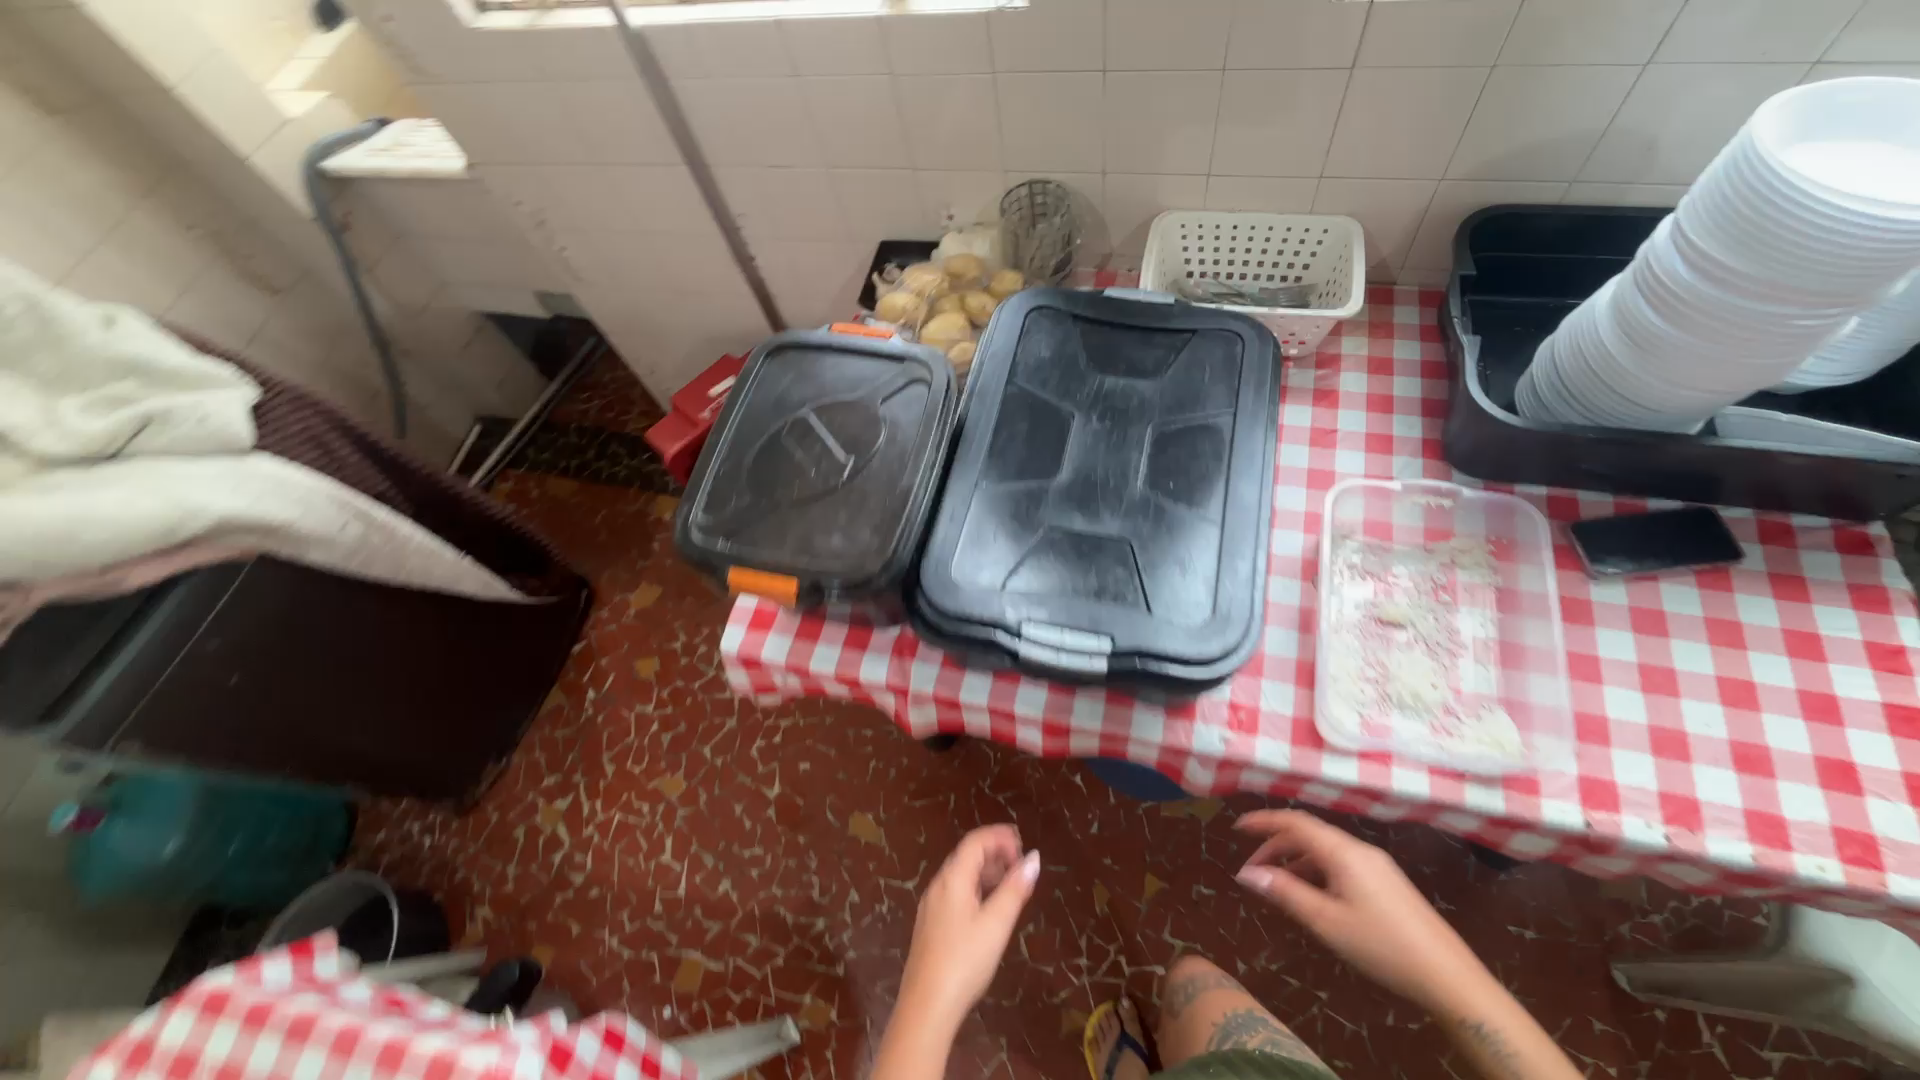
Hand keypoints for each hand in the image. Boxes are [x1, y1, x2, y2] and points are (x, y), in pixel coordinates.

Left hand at [896, 825, 1040, 1030]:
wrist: (926, 1006)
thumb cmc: (965, 960)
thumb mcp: (996, 924)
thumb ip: (1015, 889)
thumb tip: (1034, 858)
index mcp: (952, 879)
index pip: (975, 842)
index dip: (999, 836)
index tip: (1022, 842)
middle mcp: (938, 886)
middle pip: (966, 857)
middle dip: (995, 854)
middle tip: (1021, 865)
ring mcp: (931, 907)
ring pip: (960, 877)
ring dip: (986, 873)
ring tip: (1011, 886)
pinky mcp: (930, 926)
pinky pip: (955, 894)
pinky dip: (976, 890)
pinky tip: (989, 910)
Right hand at [1233, 811, 1492, 1011]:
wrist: (1448, 975)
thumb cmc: (1381, 945)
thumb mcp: (1326, 921)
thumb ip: (1285, 893)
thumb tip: (1247, 873)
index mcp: (1343, 852)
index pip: (1295, 822)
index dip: (1264, 821)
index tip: (1237, 827)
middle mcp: (1360, 850)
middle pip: (1310, 833)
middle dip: (1276, 845)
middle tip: (1252, 869)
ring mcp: (1377, 865)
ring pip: (1326, 850)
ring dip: (1296, 860)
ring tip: (1277, 886)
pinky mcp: (1387, 882)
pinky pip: (1341, 863)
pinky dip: (1316, 870)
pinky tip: (1312, 896)